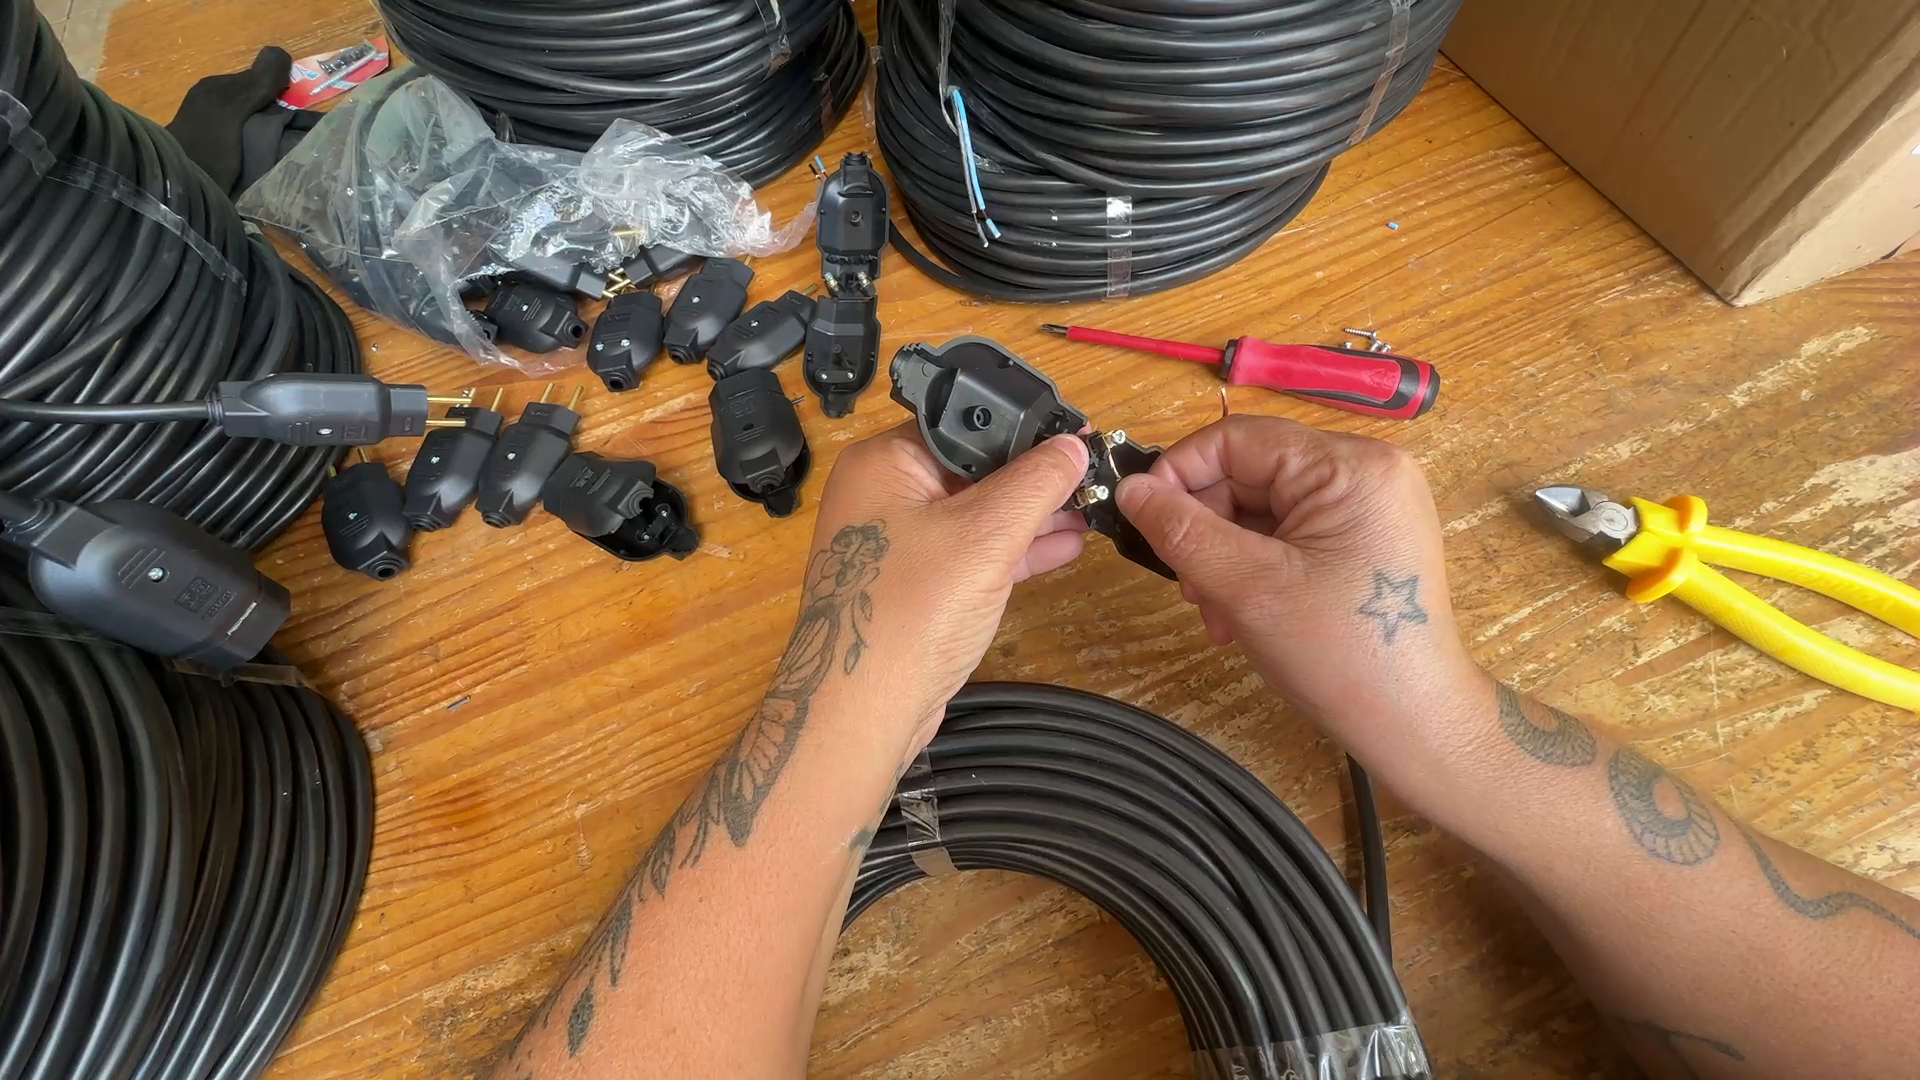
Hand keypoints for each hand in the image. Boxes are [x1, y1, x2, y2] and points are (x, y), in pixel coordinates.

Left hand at [801, 424, 1090, 757]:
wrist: (867, 709)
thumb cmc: (914, 609)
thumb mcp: (985, 534)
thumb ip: (1034, 483)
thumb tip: (1073, 444)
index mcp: (884, 463)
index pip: (962, 427)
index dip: (1022, 429)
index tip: (1075, 436)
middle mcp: (885, 496)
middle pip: (973, 471)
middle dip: (1034, 479)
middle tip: (1092, 476)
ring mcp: (900, 544)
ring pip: (977, 515)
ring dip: (1032, 516)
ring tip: (1090, 510)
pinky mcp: (917, 584)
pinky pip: (972, 553)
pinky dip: (1015, 550)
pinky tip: (1064, 545)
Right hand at [1116, 415, 1490, 789]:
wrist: (1414, 727)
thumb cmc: (1337, 653)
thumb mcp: (1245, 585)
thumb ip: (1180, 529)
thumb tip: (1128, 488)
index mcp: (1349, 467)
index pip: (1236, 438)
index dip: (1179, 472)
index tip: (1144, 518)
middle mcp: (1364, 471)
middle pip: (1246, 474)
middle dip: (1204, 529)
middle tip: (1186, 585)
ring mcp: (1365, 506)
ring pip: (1258, 508)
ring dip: (1220, 556)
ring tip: (1214, 612)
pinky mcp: (1360, 538)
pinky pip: (1282, 533)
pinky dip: (1249, 567)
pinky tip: (1237, 611)